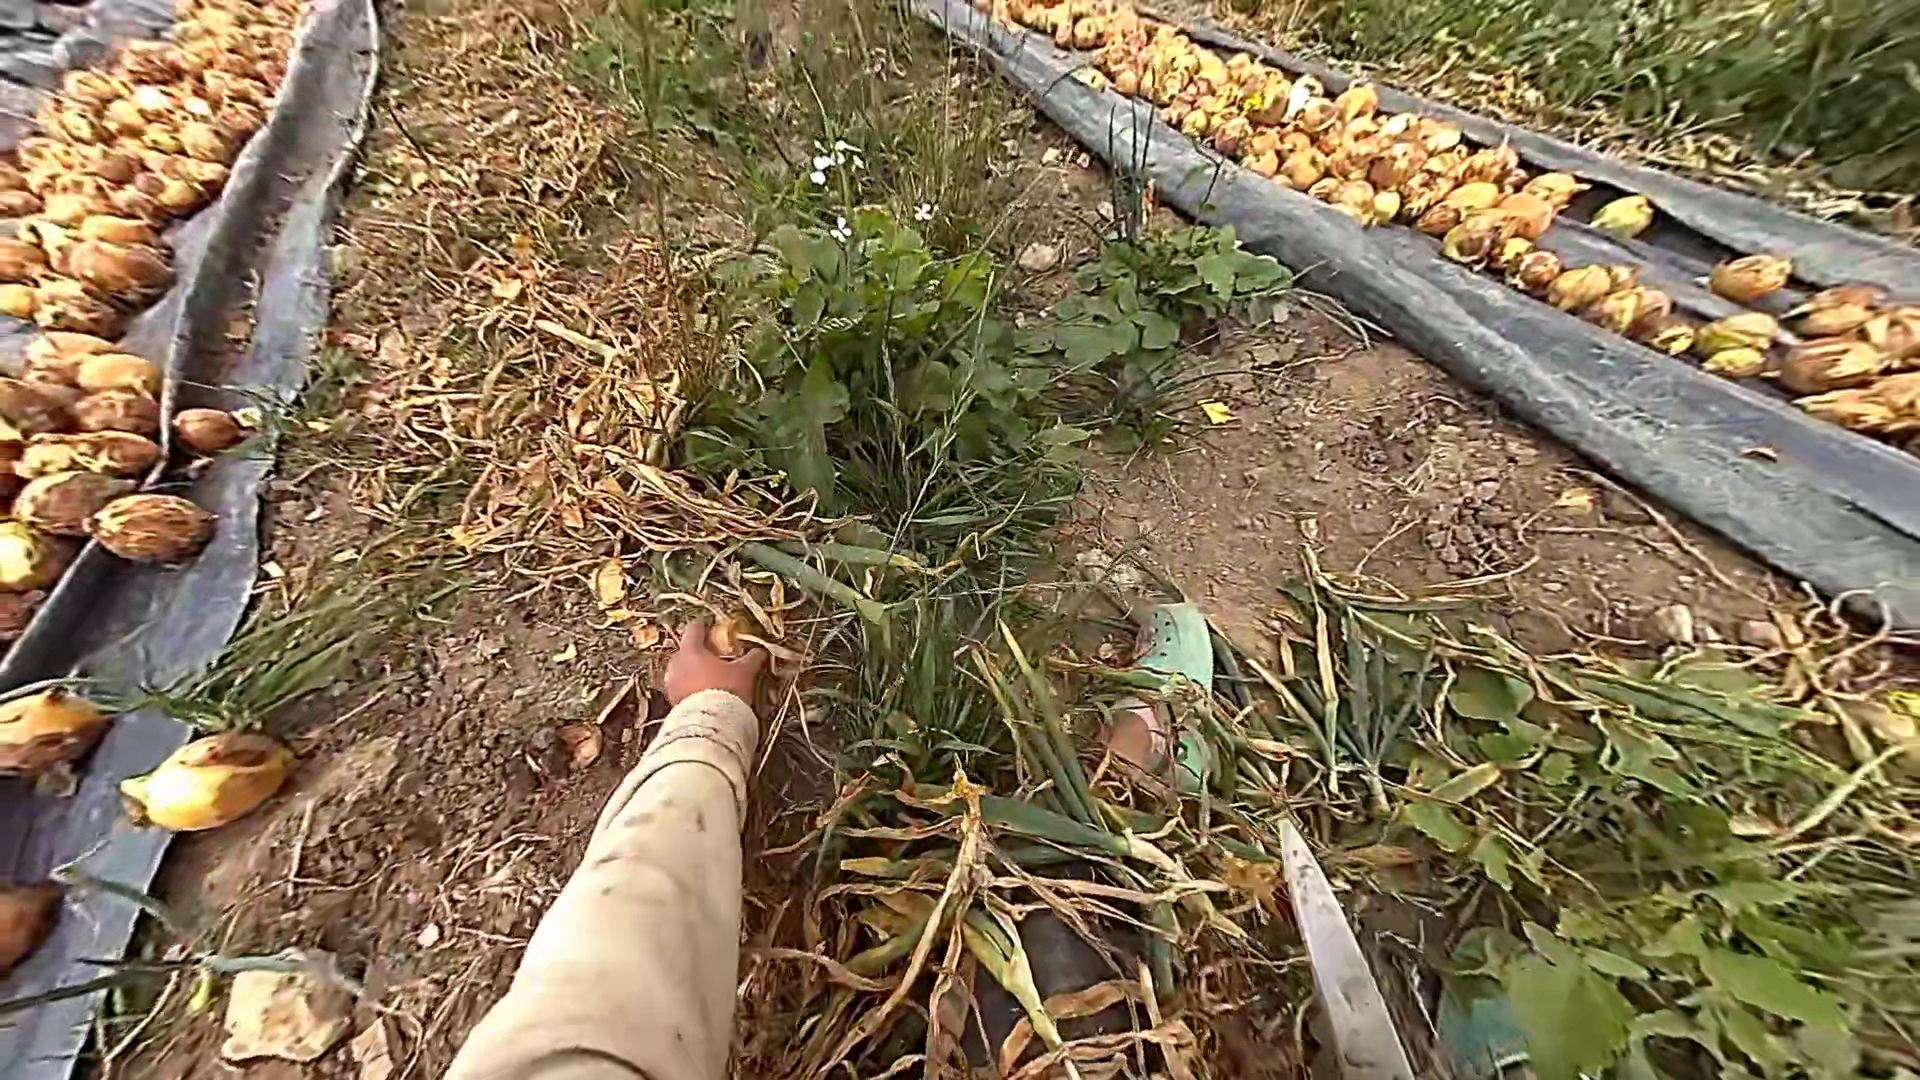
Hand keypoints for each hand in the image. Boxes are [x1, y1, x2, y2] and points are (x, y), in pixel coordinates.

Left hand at [664, 620, 768, 708]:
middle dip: (699, 652)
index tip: (711, 626)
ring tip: (710, 676)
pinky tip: (705, 691)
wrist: (710, 724)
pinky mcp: (672, 701)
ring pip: (681, 670)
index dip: (704, 626)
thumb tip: (760, 651)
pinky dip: (690, 686)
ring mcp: (671, 684)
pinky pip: (680, 687)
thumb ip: (751, 658)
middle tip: (715, 655)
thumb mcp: (744, 672)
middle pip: (685, 650)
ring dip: (693, 670)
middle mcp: (676, 665)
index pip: (694, 630)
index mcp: (691, 651)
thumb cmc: (725, 691)